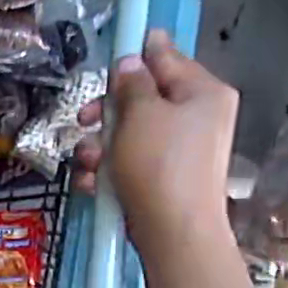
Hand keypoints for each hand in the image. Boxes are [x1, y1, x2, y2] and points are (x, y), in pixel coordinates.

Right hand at [74, 30, 240, 253]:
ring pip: (127, 134)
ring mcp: (178, 151)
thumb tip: (130, 61)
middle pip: (140, 98)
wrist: (173, 233)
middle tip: (85, 120)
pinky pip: (128, 163)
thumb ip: (132, 83)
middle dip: (106, 112)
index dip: (135, 54)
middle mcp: (195, 117)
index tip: (109, 56)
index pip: (166, 57)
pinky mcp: (160, 179)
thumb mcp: (141, 114)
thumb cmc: (159, 165)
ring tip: (89, 164)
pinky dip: (107, 172)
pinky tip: (93, 184)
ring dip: (99, 147)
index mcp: (202, 92)